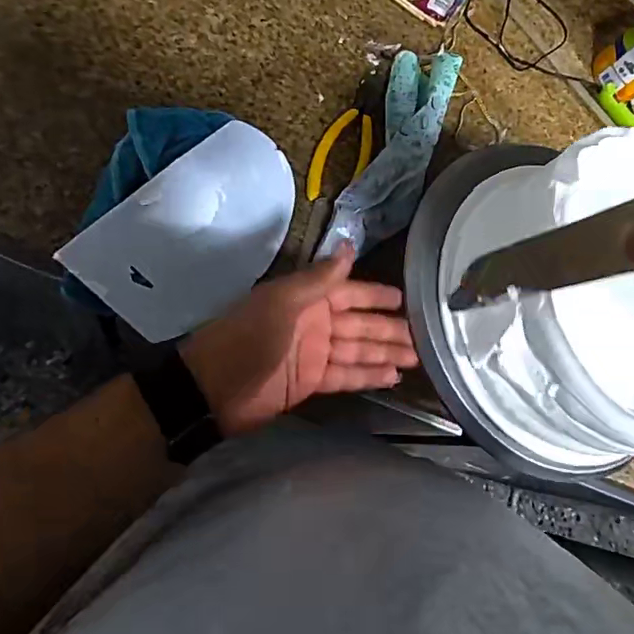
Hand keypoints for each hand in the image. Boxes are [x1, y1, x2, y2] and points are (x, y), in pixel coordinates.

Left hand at [181, 244, 420, 434]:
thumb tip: (349, 245)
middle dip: (388, 329)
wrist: (213, 388)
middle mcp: (313, 324)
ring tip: (416, 358)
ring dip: (385, 354)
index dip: (376, 295)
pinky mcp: (310, 382)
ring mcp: (313, 354)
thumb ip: (320, 278)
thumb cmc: (248, 337)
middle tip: (421, 336)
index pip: (349, 293)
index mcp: (306, 299)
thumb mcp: (283, 301)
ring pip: (357, 351)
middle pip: (359, 325)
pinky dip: (368, 376)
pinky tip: (391, 377)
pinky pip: (346, 375)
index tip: (403, 298)